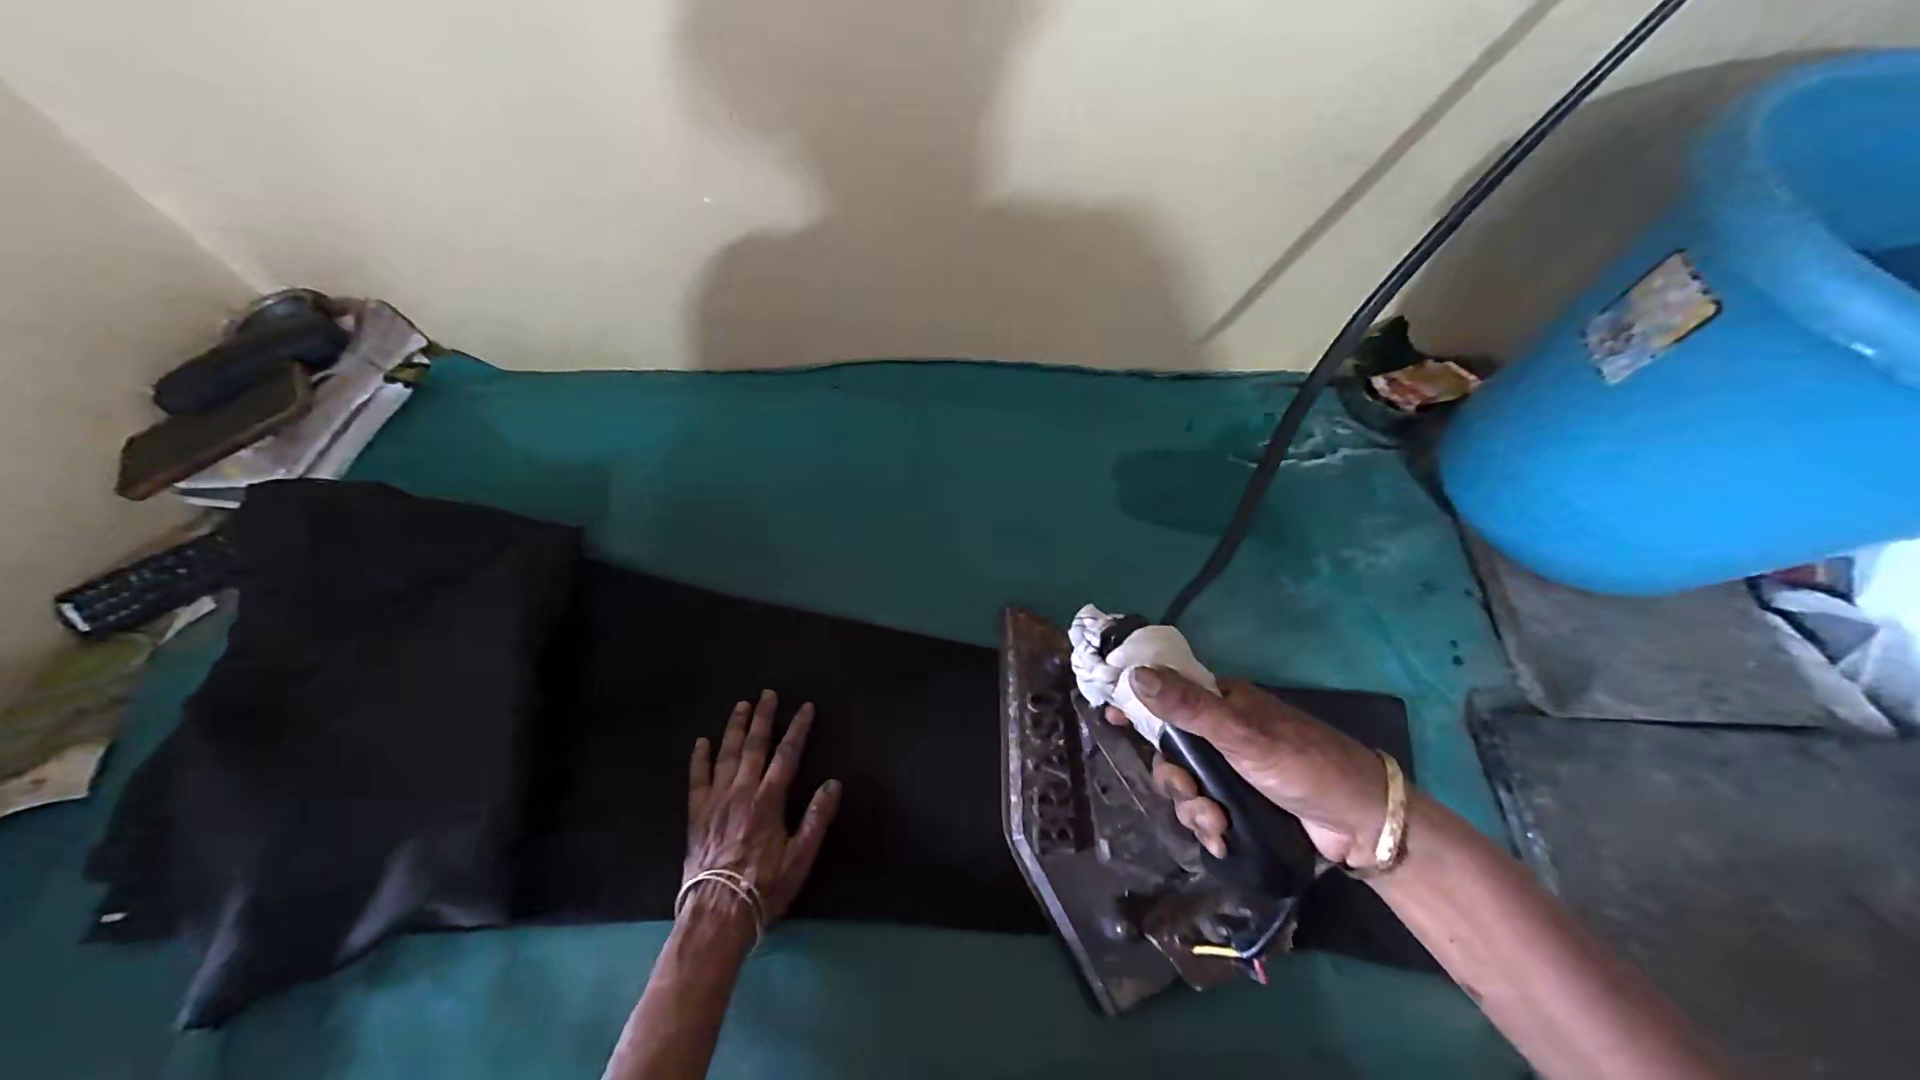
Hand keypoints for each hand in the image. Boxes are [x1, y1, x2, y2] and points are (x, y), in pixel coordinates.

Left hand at [685, 689, 841, 926]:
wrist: (717, 912)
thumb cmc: (765, 886)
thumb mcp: (801, 856)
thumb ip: (817, 817)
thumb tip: (833, 783)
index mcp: (769, 799)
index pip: (788, 754)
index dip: (798, 728)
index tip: (806, 707)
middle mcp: (742, 791)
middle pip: (754, 746)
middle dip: (763, 718)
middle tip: (767, 694)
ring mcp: (716, 800)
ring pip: (726, 754)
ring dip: (735, 728)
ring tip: (741, 706)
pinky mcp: (696, 814)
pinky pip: (697, 778)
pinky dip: (699, 758)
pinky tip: (702, 742)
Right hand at [1106, 667, 1389, 865]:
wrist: (1361, 821)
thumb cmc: (1302, 763)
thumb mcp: (1241, 733)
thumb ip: (1188, 707)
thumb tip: (1136, 675)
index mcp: (1222, 703)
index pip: (1168, 695)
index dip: (1138, 706)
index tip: (1110, 717)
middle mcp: (1222, 733)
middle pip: (1171, 751)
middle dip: (1174, 779)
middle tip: (1188, 794)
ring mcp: (1232, 770)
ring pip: (1186, 786)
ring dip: (1192, 809)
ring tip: (1215, 826)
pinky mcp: (1242, 804)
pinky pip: (1205, 812)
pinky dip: (1207, 827)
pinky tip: (1221, 841)